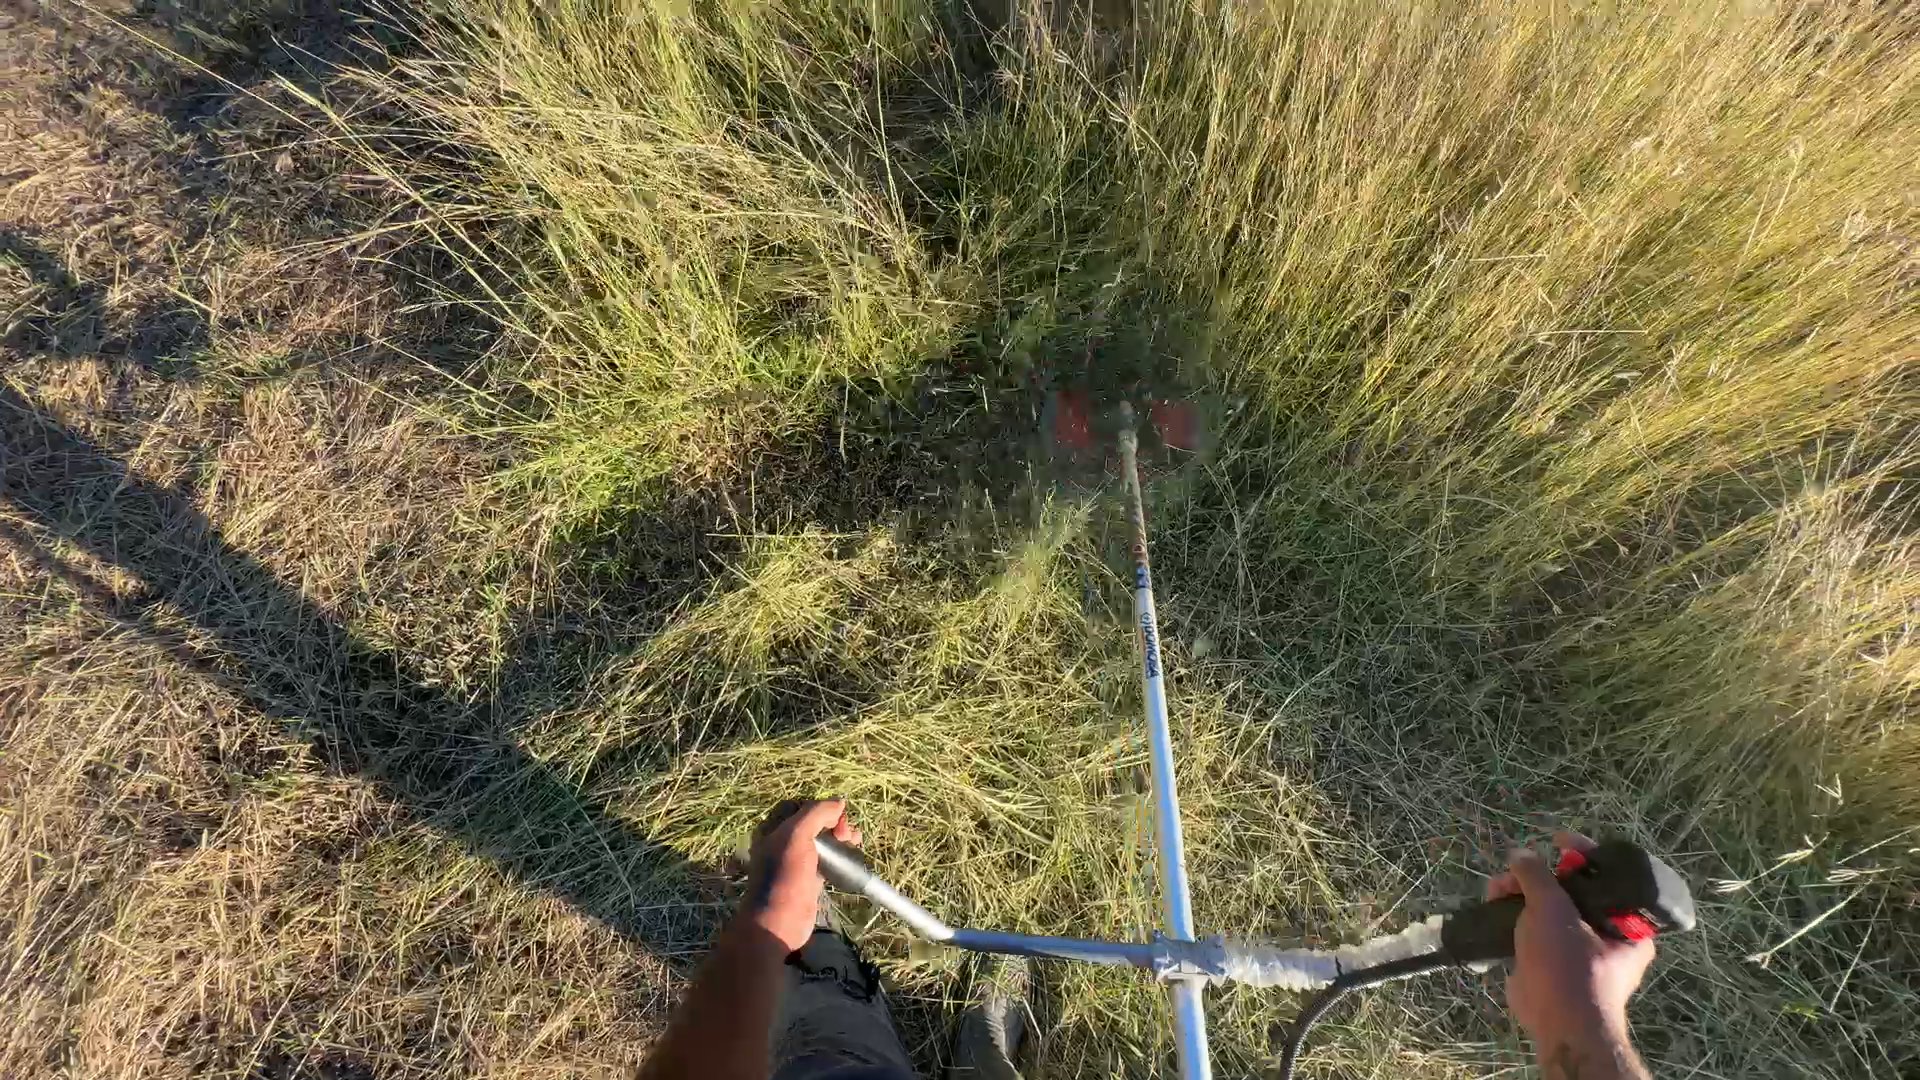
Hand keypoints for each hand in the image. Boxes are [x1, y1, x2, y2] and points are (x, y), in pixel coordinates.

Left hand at [743, 798, 860, 951]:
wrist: (779, 923)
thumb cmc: (784, 876)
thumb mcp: (796, 836)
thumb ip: (816, 813)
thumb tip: (839, 802)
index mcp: (772, 829)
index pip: (800, 805)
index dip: (820, 807)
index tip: (836, 816)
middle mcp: (782, 841)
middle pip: (814, 821)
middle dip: (834, 821)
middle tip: (846, 831)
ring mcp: (796, 860)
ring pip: (823, 838)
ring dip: (841, 833)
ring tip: (855, 838)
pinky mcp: (809, 876)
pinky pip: (827, 856)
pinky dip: (840, 850)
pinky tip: (853, 849)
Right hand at [1487, 832, 1654, 1079]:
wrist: (1557, 1020)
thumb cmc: (1568, 965)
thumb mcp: (1553, 911)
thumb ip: (1537, 877)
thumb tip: (1520, 854)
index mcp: (1625, 926)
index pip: (1609, 877)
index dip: (1584, 853)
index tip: (1557, 839)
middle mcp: (1604, 933)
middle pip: (1568, 887)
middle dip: (1535, 874)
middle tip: (1513, 873)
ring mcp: (1575, 944)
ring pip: (1544, 902)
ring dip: (1517, 890)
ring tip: (1496, 891)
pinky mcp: (1549, 954)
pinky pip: (1531, 921)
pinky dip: (1512, 909)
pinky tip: (1494, 904)